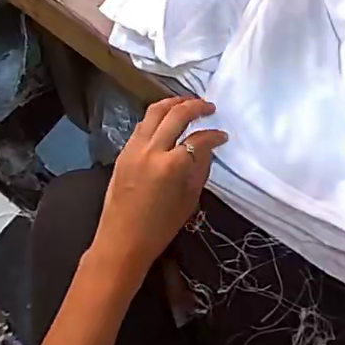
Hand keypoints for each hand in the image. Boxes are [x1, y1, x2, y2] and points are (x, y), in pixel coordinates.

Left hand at [85, 98, 227, 288]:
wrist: (122, 241)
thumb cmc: (160, 228)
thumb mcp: (189, 200)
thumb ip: (200, 168)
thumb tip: (207, 147)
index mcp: (171, 165)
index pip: (199, 139)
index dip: (214, 135)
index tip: (223, 136)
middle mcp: (151, 150)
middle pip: (176, 114)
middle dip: (196, 106)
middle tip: (209, 107)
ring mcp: (134, 148)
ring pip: (154, 112)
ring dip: (173, 103)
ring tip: (187, 103)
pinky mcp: (123, 152)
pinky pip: (142, 125)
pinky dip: (156, 117)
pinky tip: (166, 120)